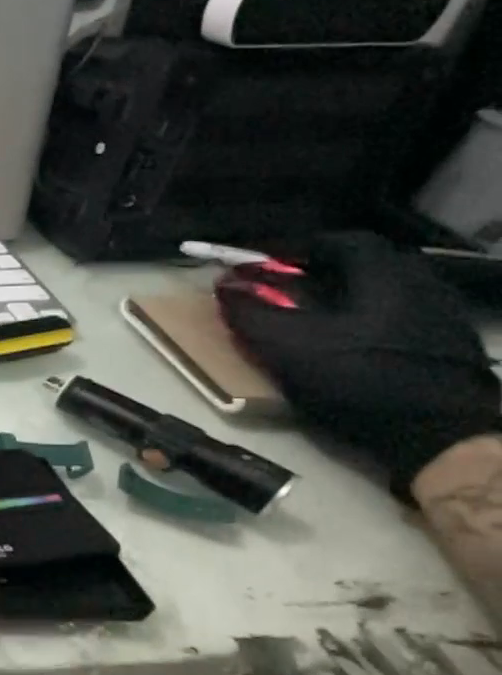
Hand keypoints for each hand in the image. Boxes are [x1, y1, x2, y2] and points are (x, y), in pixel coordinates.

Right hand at [218, 232, 498, 494]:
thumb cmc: (358, 380)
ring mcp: (442, 313)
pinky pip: (399, 314)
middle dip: (317, 272)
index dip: (293, 249)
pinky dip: (367, 318)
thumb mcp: (287, 348)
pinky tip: (348, 344)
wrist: (439, 434)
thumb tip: (225, 287)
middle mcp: (420, 283)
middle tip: (283, 290)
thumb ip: (251, 313)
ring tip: (311, 319)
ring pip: (382, 290)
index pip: (337, 241)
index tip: (262, 265)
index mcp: (384, 275)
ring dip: (342, 296)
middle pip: (362, 263)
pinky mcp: (449, 343)